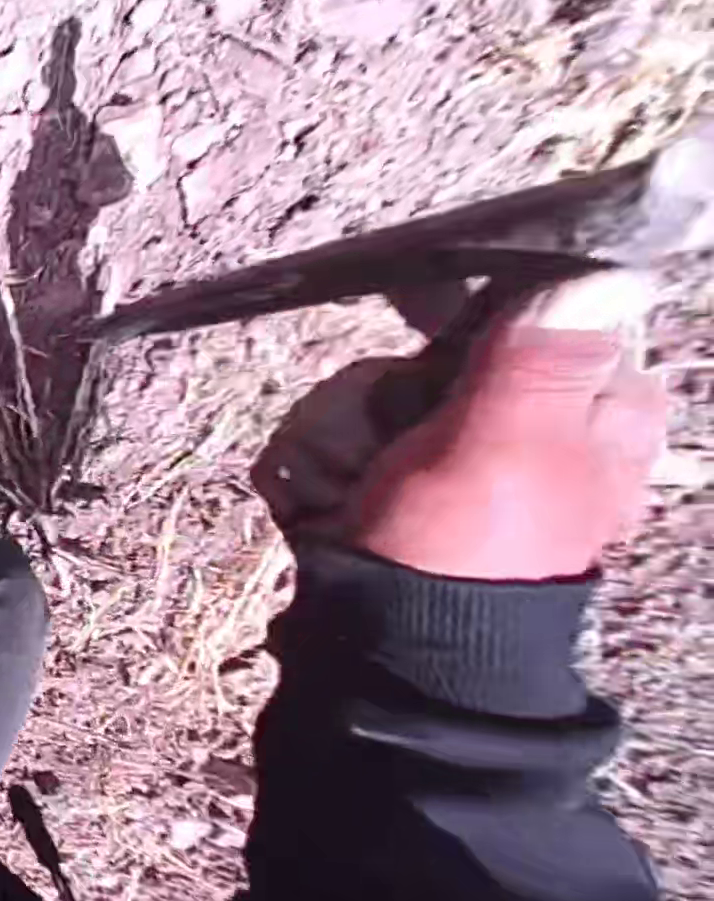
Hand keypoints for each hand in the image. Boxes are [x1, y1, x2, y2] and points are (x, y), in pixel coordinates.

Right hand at [254, 272, 666, 579]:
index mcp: (564, 403)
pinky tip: (324, 499)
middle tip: (387, 452)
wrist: (389, 623)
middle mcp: (486, 417)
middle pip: (395, 363)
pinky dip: (303, 471)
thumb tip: (597, 277)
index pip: (511, 321)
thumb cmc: (461, 538)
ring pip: (336, 400)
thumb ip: (537, 366)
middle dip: (366, 407)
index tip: (427, 364)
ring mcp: (410, 445)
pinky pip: (304, 440)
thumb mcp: (507, 448)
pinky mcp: (353, 468)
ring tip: (348, 489)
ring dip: (326, 445)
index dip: (460, 332)